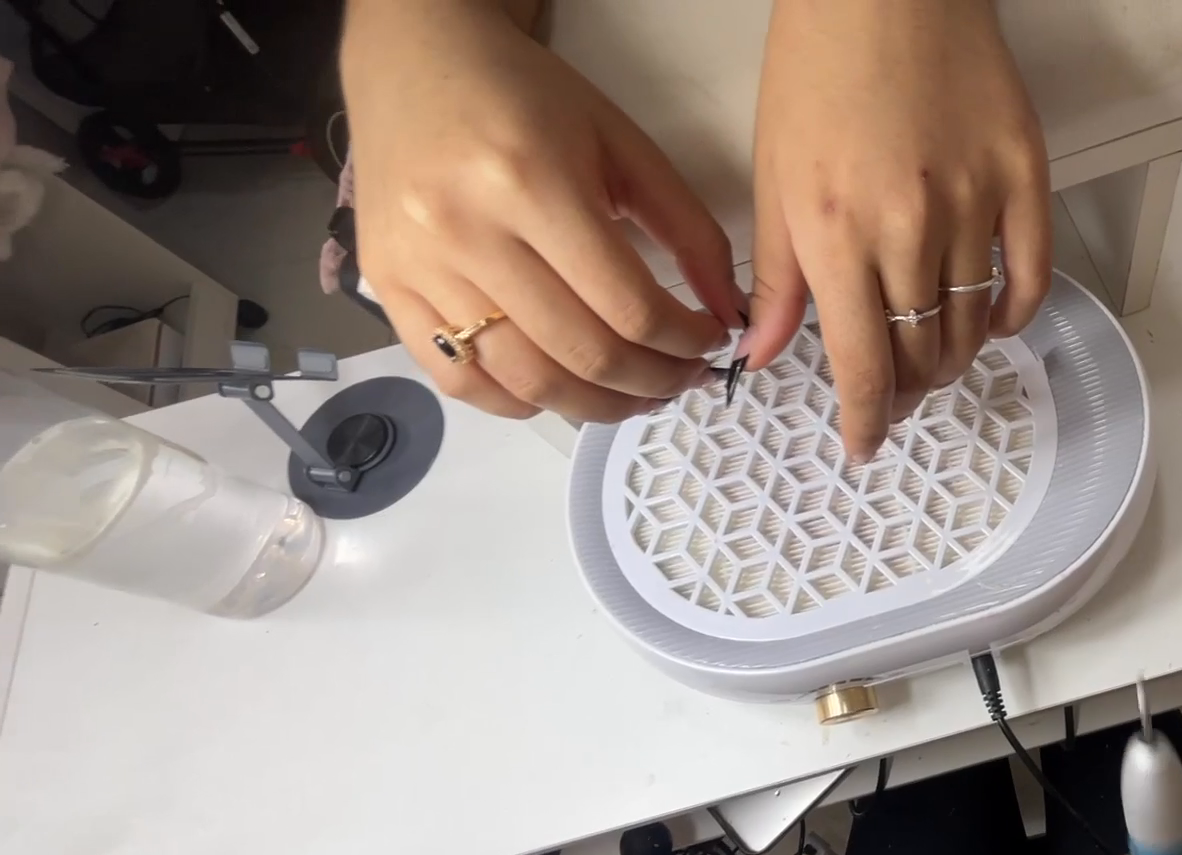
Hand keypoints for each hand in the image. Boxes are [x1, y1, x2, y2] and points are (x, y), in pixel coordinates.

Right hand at [341, 0, 740, 422]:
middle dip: (658, 383)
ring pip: (531, 383)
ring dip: (605, 408)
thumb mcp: (629, 149)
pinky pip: (464, 383)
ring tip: (643, 394)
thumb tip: (733, 316)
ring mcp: (416, 266)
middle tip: (687, 377)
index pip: (632, 309)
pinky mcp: (387, 287)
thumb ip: (693, 234)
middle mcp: (463, 230)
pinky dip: (528, 405)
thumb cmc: (531, 100)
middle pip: (586, 355)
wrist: (413, 58)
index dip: (688, 343)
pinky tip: (570, 390)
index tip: (713, 342)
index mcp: (530, 183)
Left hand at [748, 0, 1051, 461]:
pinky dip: (1012, 317)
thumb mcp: (774, 180)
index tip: (867, 445)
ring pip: (971, 329)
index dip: (866, 421)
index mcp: (836, 234)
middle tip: (895, 395)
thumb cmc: (819, 72)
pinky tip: (990, 324)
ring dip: (950, 362)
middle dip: (904, 394)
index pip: (861, 366)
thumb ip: (779, 281)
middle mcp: (908, 228)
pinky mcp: (1023, 178)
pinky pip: (1030, 279)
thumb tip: (765, 356)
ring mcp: (974, 204)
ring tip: (933, 362)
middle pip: (920, 357)